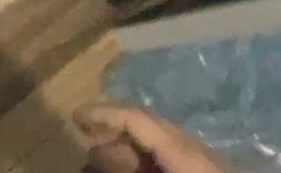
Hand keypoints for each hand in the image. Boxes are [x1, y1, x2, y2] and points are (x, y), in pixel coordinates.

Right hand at [75, 103, 225, 172]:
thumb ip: (127, 170)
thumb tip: (96, 157)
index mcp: (186, 155)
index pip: (138, 118)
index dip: (103, 113)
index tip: (74, 118)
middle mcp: (197, 154)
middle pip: (148, 130)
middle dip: (114, 138)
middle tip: (86, 153)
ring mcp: (205, 168)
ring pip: (160, 150)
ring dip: (130, 156)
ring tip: (105, 169)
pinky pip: (171, 166)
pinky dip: (149, 169)